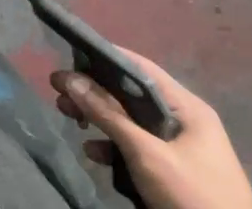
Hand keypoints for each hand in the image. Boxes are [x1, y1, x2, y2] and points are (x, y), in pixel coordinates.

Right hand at [51, 51, 251, 208]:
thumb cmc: (193, 196)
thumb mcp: (146, 154)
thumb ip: (108, 115)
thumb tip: (70, 78)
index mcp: (187, 108)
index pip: (140, 68)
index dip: (103, 57)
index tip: (67, 58)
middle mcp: (183, 121)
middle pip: (130, 95)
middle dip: (94, 93)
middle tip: (58, 91)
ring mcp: (179, 147)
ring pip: (130, 122)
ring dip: (99, 120)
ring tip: (68, 118)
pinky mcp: (172, 170)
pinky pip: (136, 147)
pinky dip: (113, 146)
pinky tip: (94, 153)